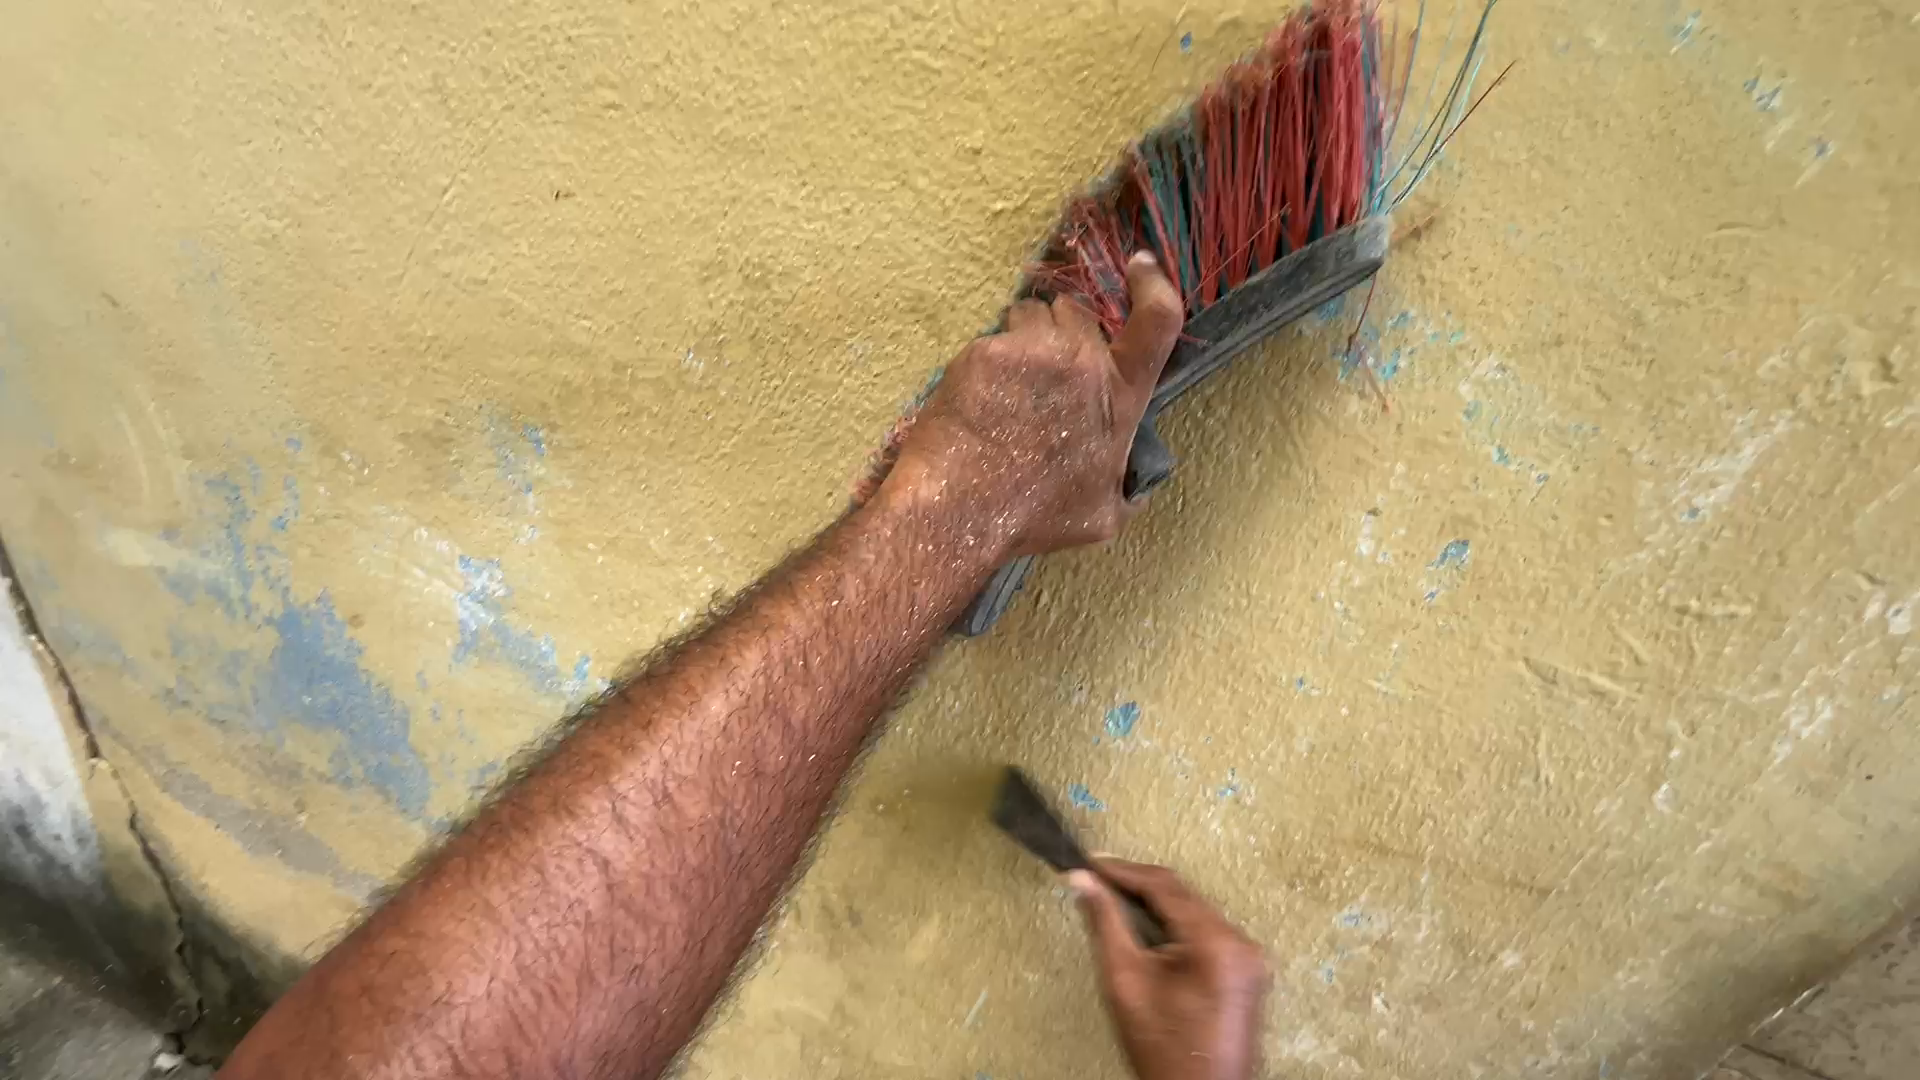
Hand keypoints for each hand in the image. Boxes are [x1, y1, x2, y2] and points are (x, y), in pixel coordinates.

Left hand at [882, 252, 1182, 557]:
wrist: (961, 511)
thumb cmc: (1031, 517)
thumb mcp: (1101, 515)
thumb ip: (1124, 487)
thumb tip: (1132, 482)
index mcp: (1118, 399)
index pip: (1157, 321)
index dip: (1153, 285)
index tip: (1140, 265)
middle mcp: (1081, 363)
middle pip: (1077, 312)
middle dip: (1063, 333)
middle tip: (1041, 373)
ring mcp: (1031, 352)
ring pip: (1030, 314)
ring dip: (1023, 338)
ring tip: (1005, 386)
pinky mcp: (984, 353)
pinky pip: (989, 339)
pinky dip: (984, 363)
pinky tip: (974, 401)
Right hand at [1070, 859, 1269, 1079]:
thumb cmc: (1159, 1047)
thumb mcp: (1123, 980)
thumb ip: (1104, 921)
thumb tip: (1081, 878)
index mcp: (1215, 942)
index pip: (1164, 886)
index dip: (1123, 870)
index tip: (1089, 862)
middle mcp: (1241, 941)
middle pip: (1181, 895)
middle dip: (1137, 885)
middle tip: (1096, 877)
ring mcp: (1249, 957)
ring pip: (1192, 909)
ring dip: (1155, 902)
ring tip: (1113, 896)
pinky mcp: (1246, 971)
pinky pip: (1205, 929)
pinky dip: (1174, 922)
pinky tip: (1145, 924)